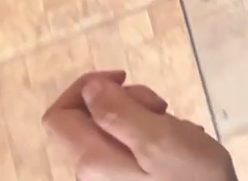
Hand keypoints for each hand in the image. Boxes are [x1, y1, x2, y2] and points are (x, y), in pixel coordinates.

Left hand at [43, 71, 235, 180]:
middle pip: (86, 117)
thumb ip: (119, 112)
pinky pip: (126, 140)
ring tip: (170, 122)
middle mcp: (90, 171)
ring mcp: (107, 176)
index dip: (86, 87)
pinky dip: (149, 127)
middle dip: (123, 98)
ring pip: (109, 126)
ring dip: (141, 111)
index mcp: (92, 159)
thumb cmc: (189, 175)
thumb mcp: (159, 136)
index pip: (58, 116)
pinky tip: (174, 136)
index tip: (125, 77)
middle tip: (159, 106)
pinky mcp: (126, 176)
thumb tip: (90, 87)